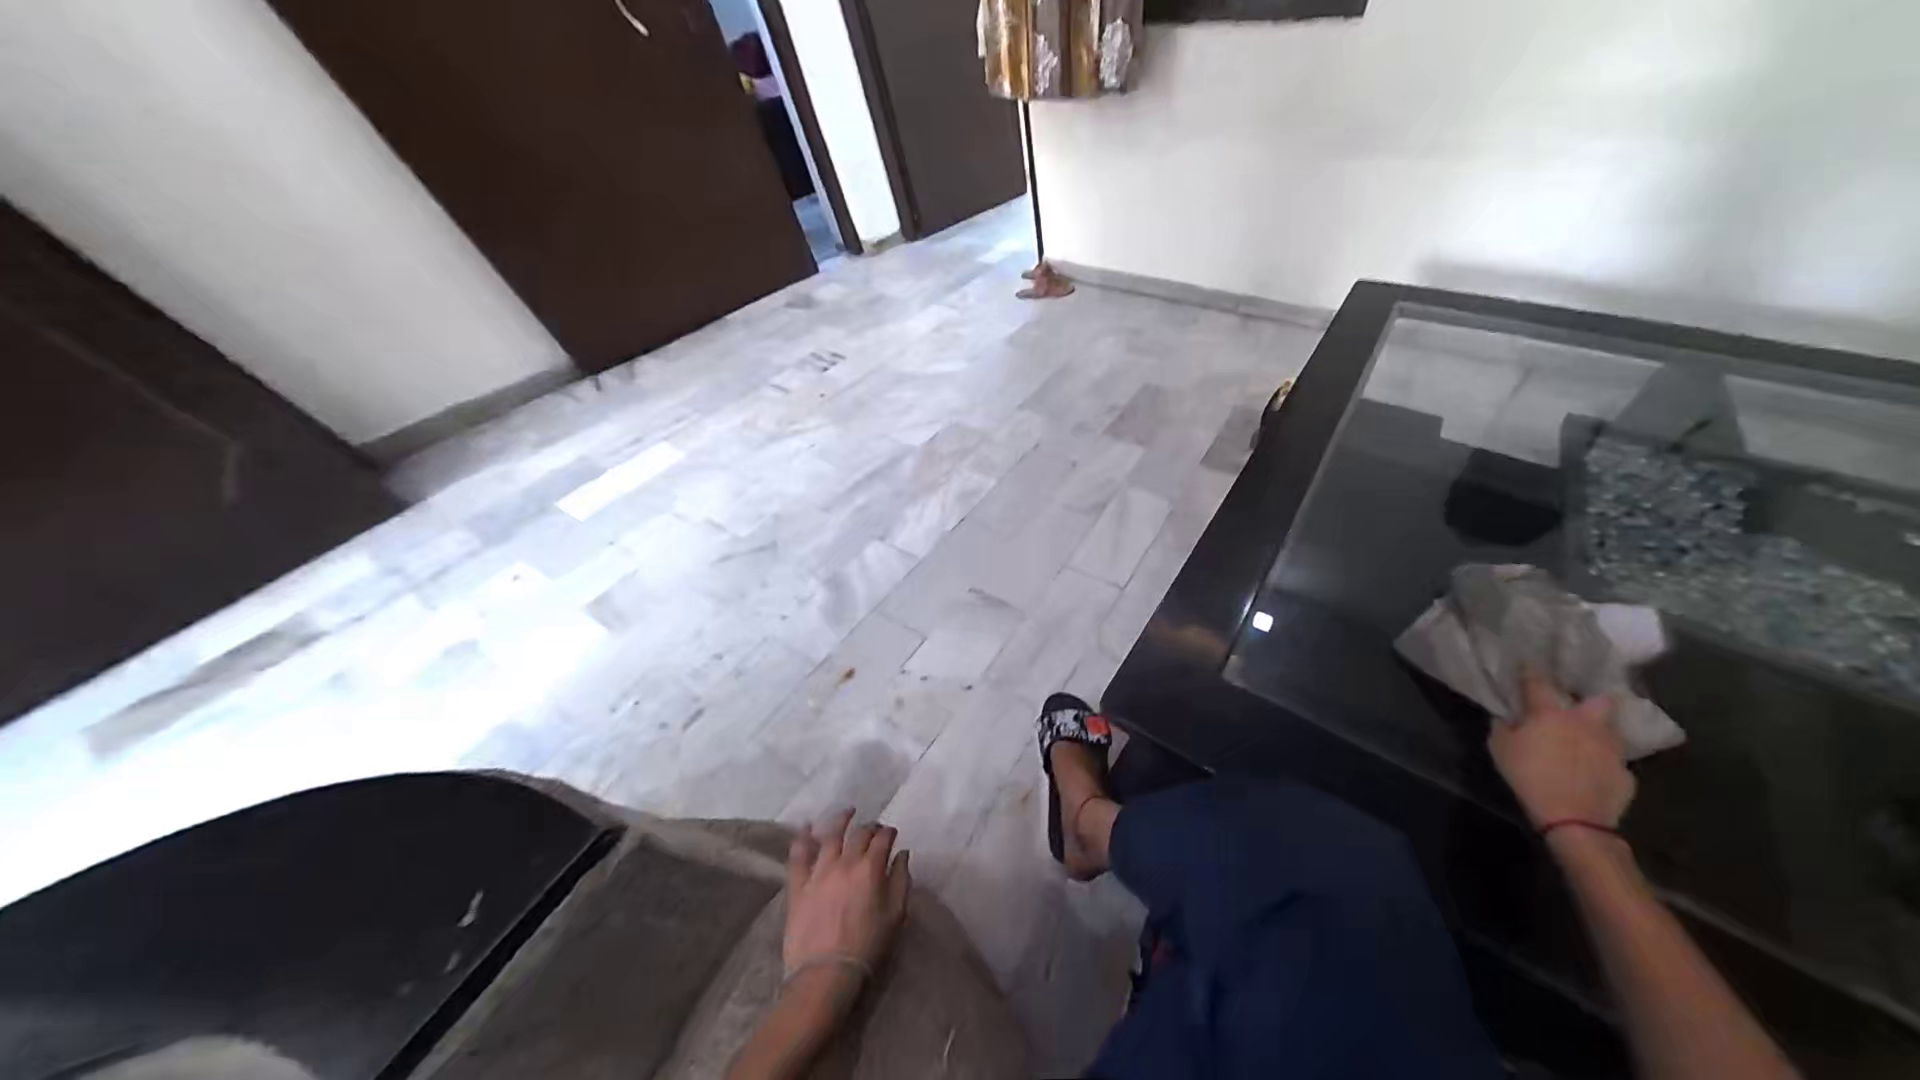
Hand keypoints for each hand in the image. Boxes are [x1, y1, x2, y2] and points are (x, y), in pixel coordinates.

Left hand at [784, 809, 911, 979]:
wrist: (826, 975)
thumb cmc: (867, 947)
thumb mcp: (895, 916)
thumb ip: (901, 881)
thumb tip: (902, 854)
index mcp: (870, 869)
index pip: (882, 839)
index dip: (889, 833)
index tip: (892, 834)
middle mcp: (844, 862)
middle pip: (858, 834)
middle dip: (869, 827)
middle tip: (874, 828)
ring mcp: (819, 871)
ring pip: (830, 836)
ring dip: (840, 820)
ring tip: (847, 812)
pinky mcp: (798, 885)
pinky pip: (798, 855)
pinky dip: (803, 837)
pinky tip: (806, 826)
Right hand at [1490, 672, 1635, 829]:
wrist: (1574, 817)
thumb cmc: (1529, 776)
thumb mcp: (1500, 749)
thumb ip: (1503, 728)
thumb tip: (1506, 717)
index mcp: (1552, 714)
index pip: (1539, 682)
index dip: (1531, 671)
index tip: (1528, 663)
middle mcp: (1587, 724)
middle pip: (1600, 700)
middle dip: (1590, 700)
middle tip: (1575, 707)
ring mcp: (1612, 748)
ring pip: (1611, 730)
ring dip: (1599, 731)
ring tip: (1586, 740)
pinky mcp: (1626, 772)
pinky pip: (1614, 760)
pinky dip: (1603, 761)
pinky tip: (1592, 771)